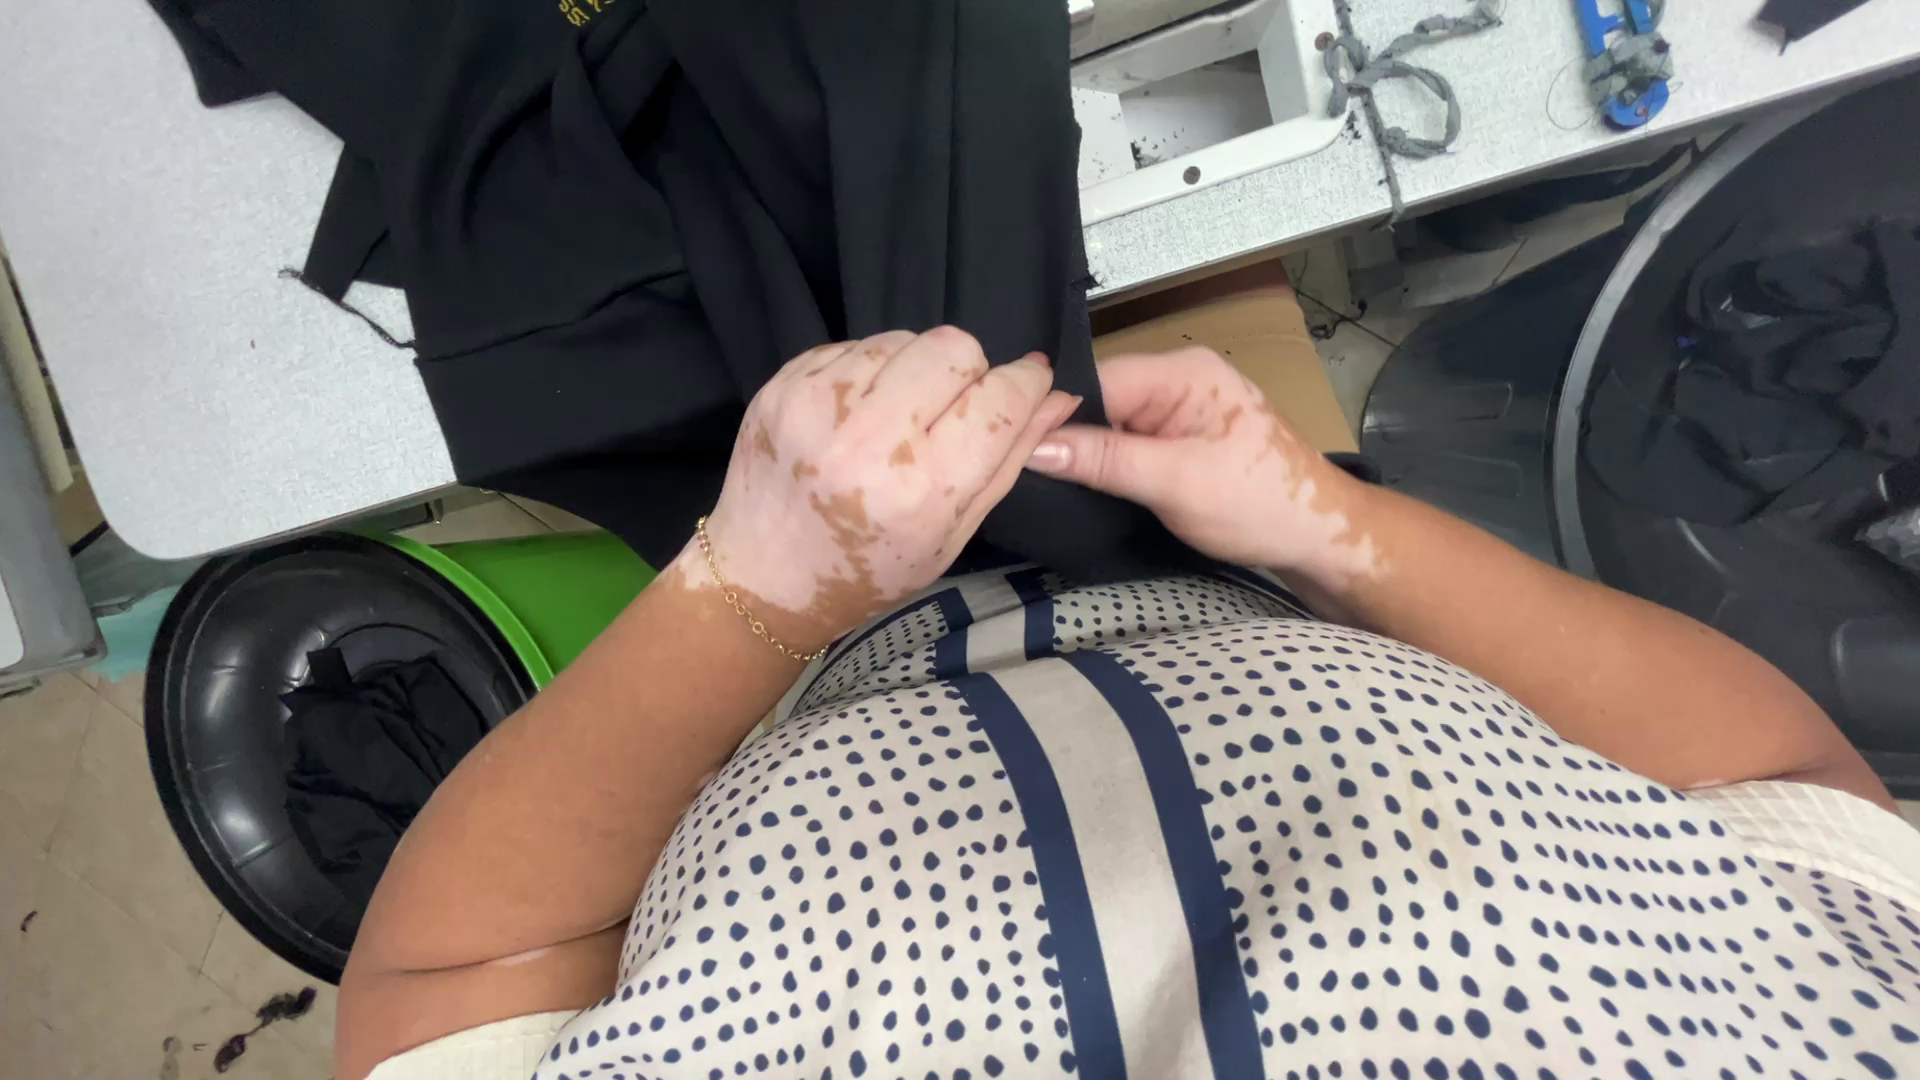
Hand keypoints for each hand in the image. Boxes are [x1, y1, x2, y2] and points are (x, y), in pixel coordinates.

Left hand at [693, 327, 1080, 652]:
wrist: (764, 576)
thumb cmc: (870, 572)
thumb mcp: (953, 535)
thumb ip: (1008, 461)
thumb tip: (1058, 397)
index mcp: (921, 489)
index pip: (999, 398)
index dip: (1025, 385)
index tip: (1025, 387)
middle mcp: (867, 438)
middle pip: (954, 347)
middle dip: (969, 373)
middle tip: (951, 412)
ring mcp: (815, 403)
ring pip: (904, 337)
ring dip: (917, 369)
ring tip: (898, 418)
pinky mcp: (782, 383)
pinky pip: (855, 345)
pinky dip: (871, 371)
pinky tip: (858, 416)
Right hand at [1024, 347, 1377, 582]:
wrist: (1316, 537)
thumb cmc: (1260, 504)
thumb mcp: (1177, 483)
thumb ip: (1105, 461)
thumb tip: (1034, 448)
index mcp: (1182, 372)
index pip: (1097, 380)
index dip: (1055, 414)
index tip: (1013, 449)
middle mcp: (1176, 380)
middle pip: (1097, 399)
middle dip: (1063, 435)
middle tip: (1017, 470)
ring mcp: (1176, 409)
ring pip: (1106, 423)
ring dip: (1081, 453)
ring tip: (1038, 479)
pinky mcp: (1175, 438)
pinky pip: (1123, 442)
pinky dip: (1102, 464)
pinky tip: (1077, 483)